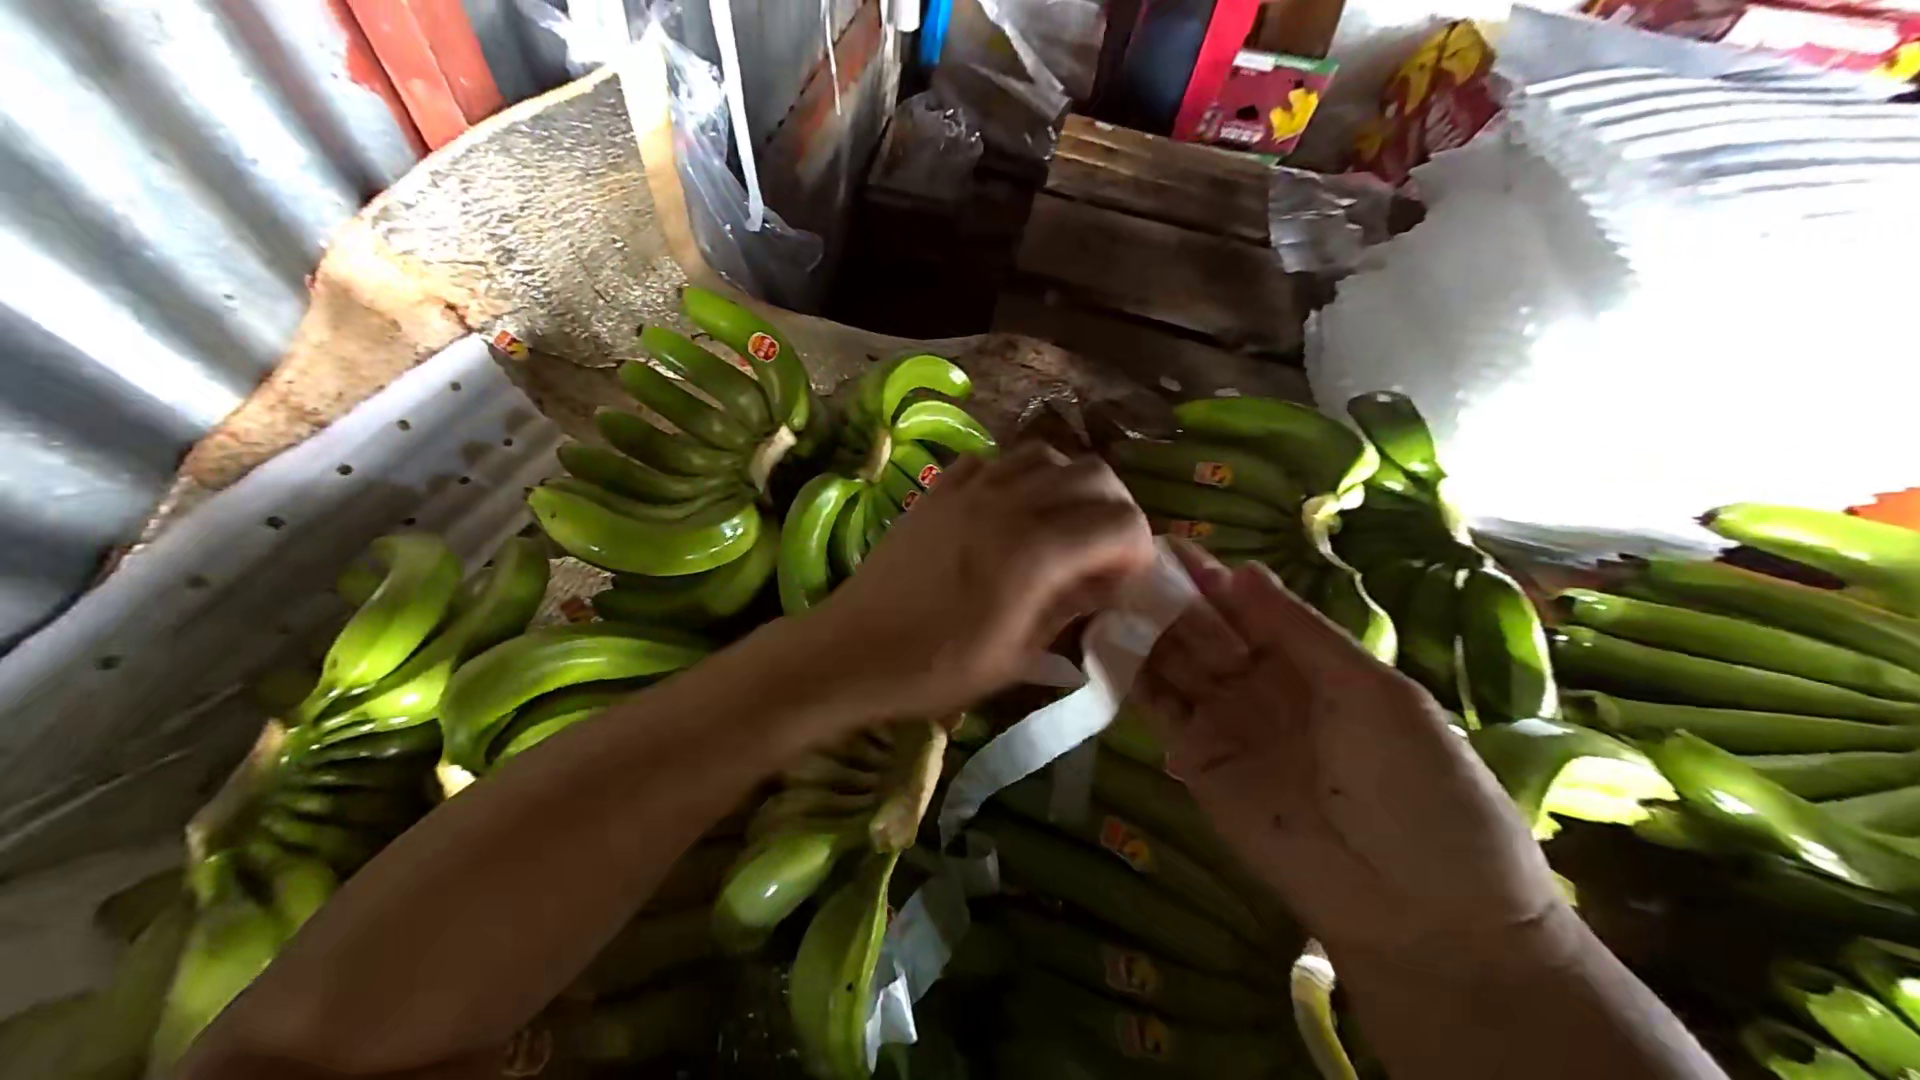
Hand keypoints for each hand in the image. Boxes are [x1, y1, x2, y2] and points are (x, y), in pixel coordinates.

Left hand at [810, 442, 1154, 720]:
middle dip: (1115, 508)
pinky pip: (992, 459)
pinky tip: (1010, 507)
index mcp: (1034, 553)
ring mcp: (969, 490)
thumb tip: (1113, 582)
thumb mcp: (1017, 656)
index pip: (1119, 522)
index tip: (1128, 578)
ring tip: (1063, 524)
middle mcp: (1008, 505)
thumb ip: (1072, 607)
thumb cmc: (936, 668)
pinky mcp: (938, 491)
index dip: (1138, 547)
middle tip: (1107, 549)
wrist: (852, 651)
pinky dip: (1017, 474)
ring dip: (1070, 484)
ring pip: (1044, 455)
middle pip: (1092, 475)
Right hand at [1138, 545, 1563, 971]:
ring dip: (1140, 628)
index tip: (1164, 541)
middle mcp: (1259, 683)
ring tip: (1098, 591)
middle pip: (1202, 628)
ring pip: (1172, 662)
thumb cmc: (1416, 784)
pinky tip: (1101, 642)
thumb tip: (1242, 569)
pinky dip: (1129, 676)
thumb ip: (1298, 630)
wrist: (1417, 907)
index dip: (1208, 576)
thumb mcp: (1371, 691)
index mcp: (1309, 660)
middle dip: (1165, 595)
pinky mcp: (1193, 760)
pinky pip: (1157, 709)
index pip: (1245, 605)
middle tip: (1116, 561)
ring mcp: (1223, 721)